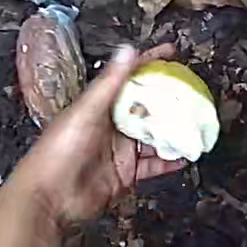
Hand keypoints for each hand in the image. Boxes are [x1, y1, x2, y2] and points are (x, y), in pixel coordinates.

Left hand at [5, 44, 189, 227]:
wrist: (49, 197)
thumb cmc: (61, 149)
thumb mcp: (87, 111)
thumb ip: (110, 82)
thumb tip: (128, 49)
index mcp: (101, 105)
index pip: (130, 78)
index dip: (150, 62)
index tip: (172, 52)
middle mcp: (114, 125)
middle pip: (147, 107)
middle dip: (170, 98)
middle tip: (194, 90)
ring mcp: (122, 150)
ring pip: (155, 136)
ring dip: (174, 130)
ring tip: (197, 122)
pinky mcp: (128, 174)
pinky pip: (154, 164)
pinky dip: (170, 159)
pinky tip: (187, 154)